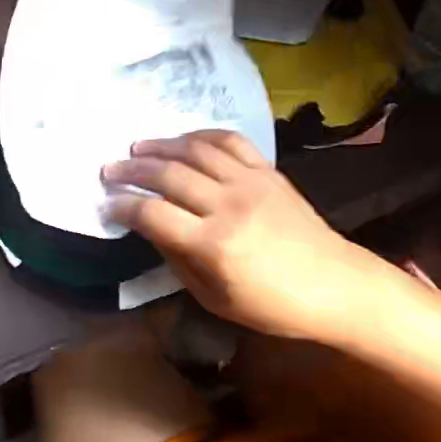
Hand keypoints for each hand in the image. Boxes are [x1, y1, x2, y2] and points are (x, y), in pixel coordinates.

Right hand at [102, 130, 384, 342]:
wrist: (334, 284)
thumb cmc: (272, 306)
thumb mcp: (215, 298)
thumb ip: (178, 261)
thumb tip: (150, 228)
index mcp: (213, 245)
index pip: (153, 215)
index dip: (123, 207)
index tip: (106, 204)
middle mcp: (228, 206)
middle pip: (169, 176)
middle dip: (132, 170)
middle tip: (109, 169)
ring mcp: (250, 182)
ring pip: (196, 151)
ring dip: (161, 146)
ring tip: (137, 147)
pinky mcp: (268, 172)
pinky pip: (231, 141)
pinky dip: (203, 135)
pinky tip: (184, 139)